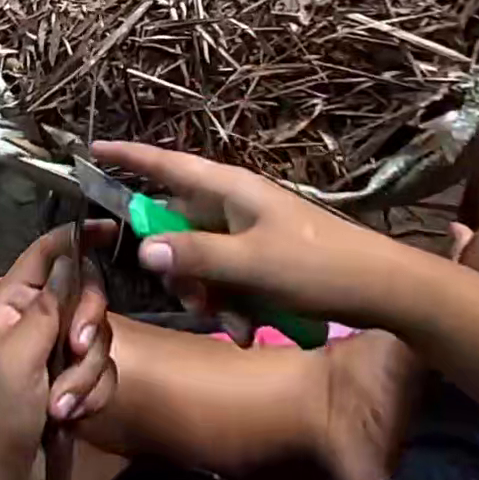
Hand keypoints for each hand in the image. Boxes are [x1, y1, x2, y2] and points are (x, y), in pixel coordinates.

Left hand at [0, 222, 118, 479]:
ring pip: (98, 337)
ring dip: (85, 374)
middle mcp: (38, 318)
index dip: (76, 237)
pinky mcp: (76, 381)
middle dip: (86, 325)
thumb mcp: (17, 355)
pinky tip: (72, 418)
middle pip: (84, 293)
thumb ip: (47, 305)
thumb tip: (68, 257)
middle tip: (75, 350)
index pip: (48, 253)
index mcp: (14, 301)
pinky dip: (93, 394)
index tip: (109, 230)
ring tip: (60, 406)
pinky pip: (104, 371)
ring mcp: (58, 351)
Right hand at [93, 141, 436, 329]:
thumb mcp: (252, 264)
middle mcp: (230, 204)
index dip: (128, 156)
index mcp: (228, 188)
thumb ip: (196, 255)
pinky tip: (249, 330)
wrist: (385, 290)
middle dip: (176, 264)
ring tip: (233, 322)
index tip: (93, 149)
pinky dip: (228, 302)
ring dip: (205, 291)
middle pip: (176, 223)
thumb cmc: (318, 265)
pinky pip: (222, 274)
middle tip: (192, 297)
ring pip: (197, 255)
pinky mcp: (257, 255)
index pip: (166, 164)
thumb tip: (143, 248)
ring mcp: (244, 230)